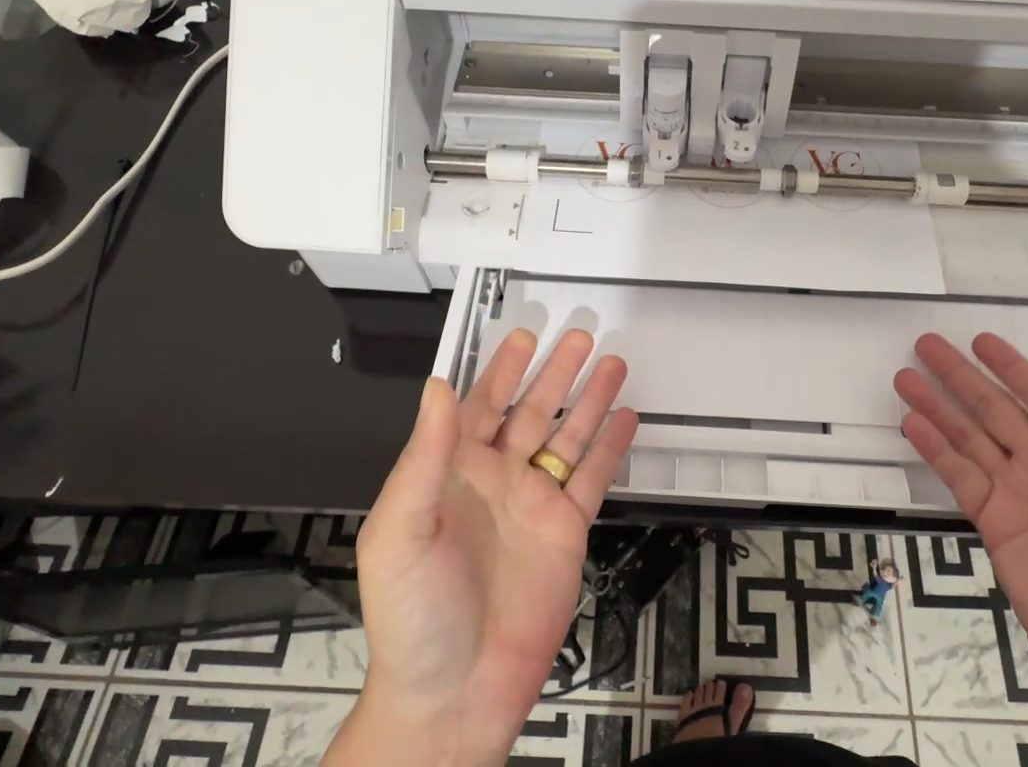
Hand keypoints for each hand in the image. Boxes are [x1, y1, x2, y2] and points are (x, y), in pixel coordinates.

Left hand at [328, 330, 638, 766]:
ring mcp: (533, 504)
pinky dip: (611, 449)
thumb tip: (436, 387)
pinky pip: (592, 480)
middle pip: (532, 411)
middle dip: (555, 373)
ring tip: (613, 364)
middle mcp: (495, 479)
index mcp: (450, 473)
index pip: (478, 405)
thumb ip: (424, 456)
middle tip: (581, 335)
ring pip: (568, 437)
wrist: (456, 693)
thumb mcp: (401, 530)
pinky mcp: (565, 532)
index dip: (502, 370)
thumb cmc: (413, 615)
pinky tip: (626, 419)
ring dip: (590, 400)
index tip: (522, 335)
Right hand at [896, 334, 1027, 764]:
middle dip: (961, 378)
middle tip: (925, 346)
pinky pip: (960, 479)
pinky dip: (935, 451)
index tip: (980, 340)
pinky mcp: (995, 527)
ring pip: (970, 439)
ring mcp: (1019, 496)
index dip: (1012, 368)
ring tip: (904, 379)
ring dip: (938, 408)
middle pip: (996, 410)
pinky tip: (912, 426)